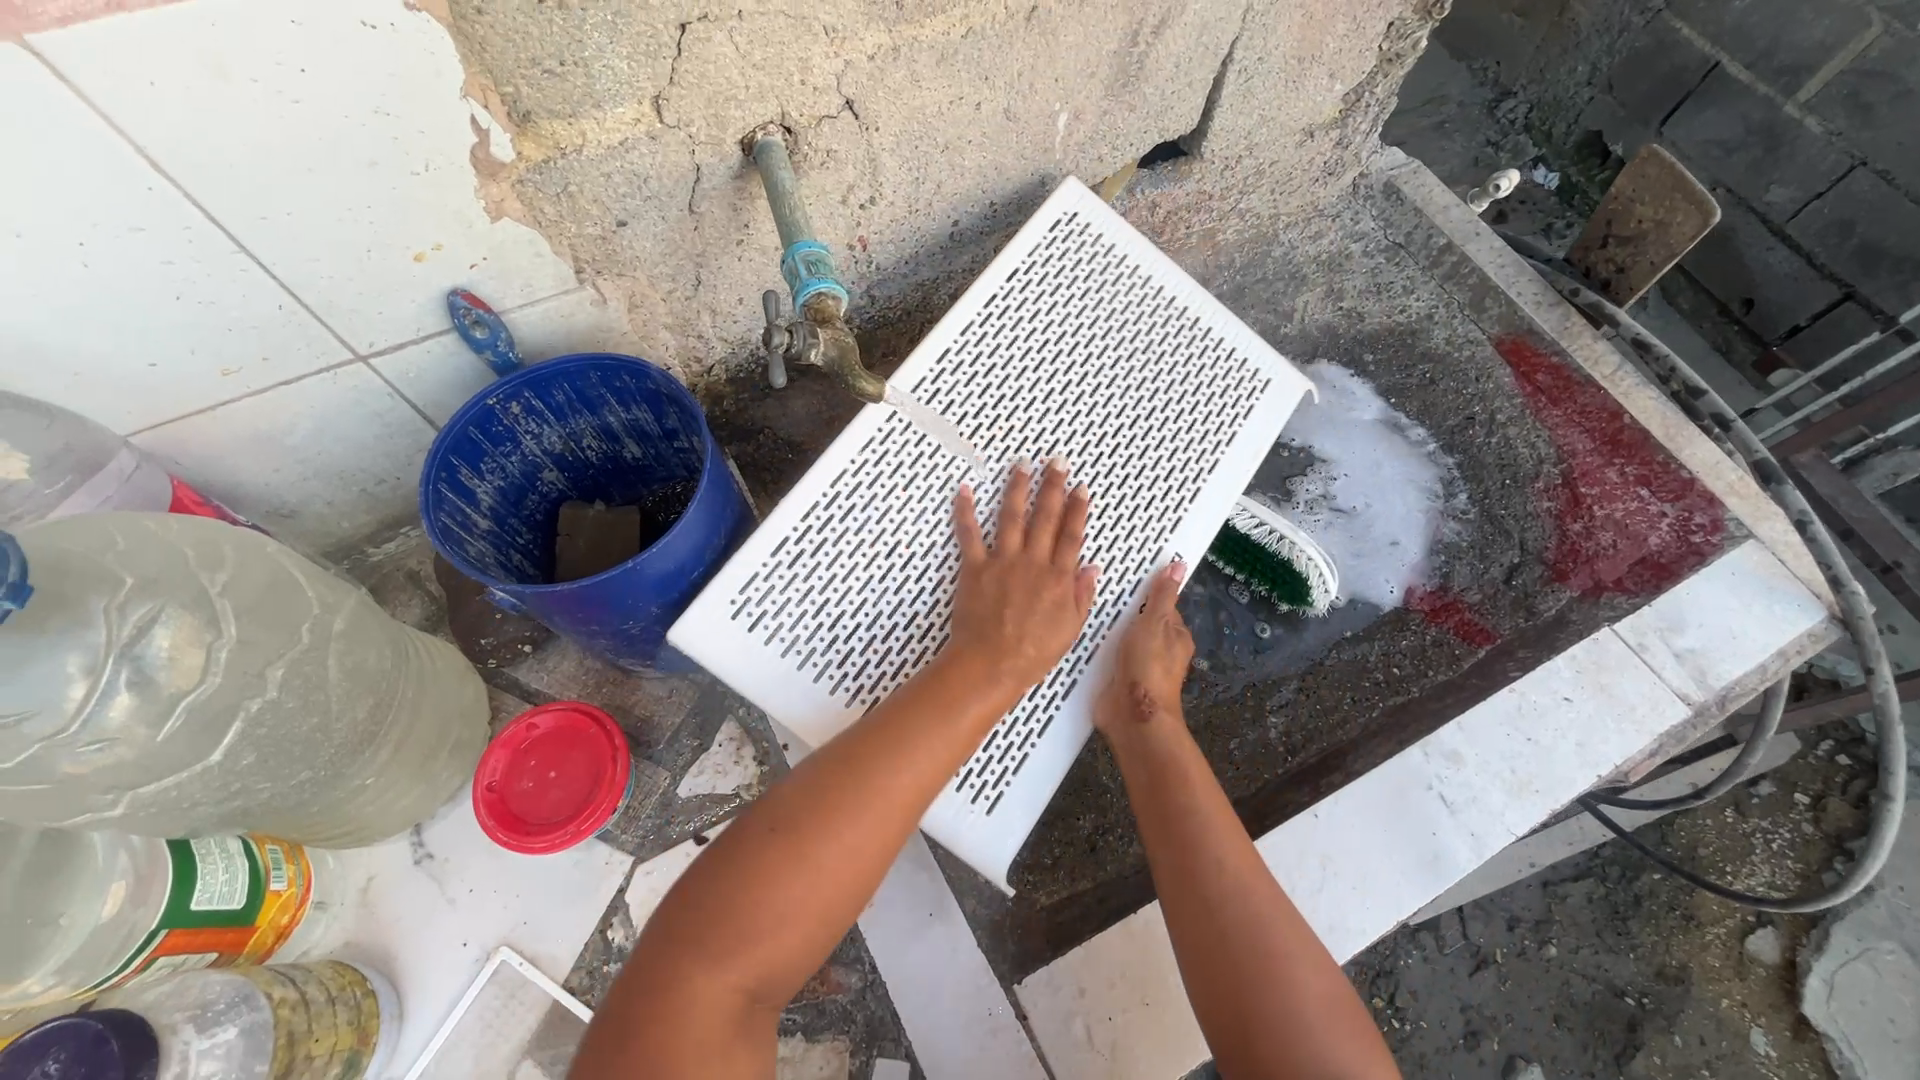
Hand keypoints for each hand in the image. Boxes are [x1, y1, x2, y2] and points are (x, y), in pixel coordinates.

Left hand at [945, 460, 1098, 697]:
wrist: (992, 664)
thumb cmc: (1033, 653)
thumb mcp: (1070, 628)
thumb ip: (1081, 595)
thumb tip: (1091, 568)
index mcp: (1058, 578)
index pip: (1071, 535)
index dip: (1077, 510)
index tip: (1080, 488)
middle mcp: (1033, 563)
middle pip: (1046, 517)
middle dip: (1052, 487)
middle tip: (1056, 462)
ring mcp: (1003, 562)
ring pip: (1012, 517)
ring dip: (1018, 488)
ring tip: (1022, 465)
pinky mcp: (975, 568)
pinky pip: (969, 534)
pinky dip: (964, 511)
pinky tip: (963, 490)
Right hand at [1095, 561, 1194, 733]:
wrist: (1132, 715)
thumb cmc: (1149, 665)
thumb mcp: (1156, 622)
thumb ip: (1162, 595)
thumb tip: (1178, 565)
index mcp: (1176, 636)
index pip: (1162, 605)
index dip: (1146, 590)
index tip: (1123, 574)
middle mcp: (1160, 650)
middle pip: (1140, 621)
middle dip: (1122, 609)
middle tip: (1095, 586)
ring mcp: (1138, 665)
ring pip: (1122, 639)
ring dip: (1107, 628)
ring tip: (1081, 604)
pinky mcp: (1118, 677)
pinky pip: (1107, 655)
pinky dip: (1096, 647)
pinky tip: (1078, 633)